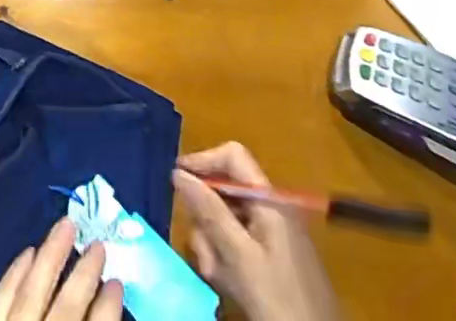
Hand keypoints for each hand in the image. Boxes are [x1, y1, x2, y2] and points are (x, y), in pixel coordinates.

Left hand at [0, 217, 123, 320]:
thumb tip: (105, 300)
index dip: (109, 306)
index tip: (117, 281)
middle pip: (67, 308)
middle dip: (84, 274)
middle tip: (99, 243)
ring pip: (32, 293)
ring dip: (51, 258)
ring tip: (66, 227)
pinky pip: (1, 298)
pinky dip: (15, 274)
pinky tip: (27, 252)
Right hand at [173, 143, 339, 320]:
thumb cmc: (278, 299)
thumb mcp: (238, 255)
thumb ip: (209, 211)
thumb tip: (178, 172)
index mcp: (269, 199)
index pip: (232, 156)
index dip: (203, 161)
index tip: (176, 181)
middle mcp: (270, 208)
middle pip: (223, 190)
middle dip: (205, 217)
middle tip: (202, 250)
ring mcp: (270, 232)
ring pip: (224, 218)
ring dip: (211, 242)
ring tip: (216, 274)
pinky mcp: (268, 255)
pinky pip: (234, 241)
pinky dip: (223, 256)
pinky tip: (225, 282)